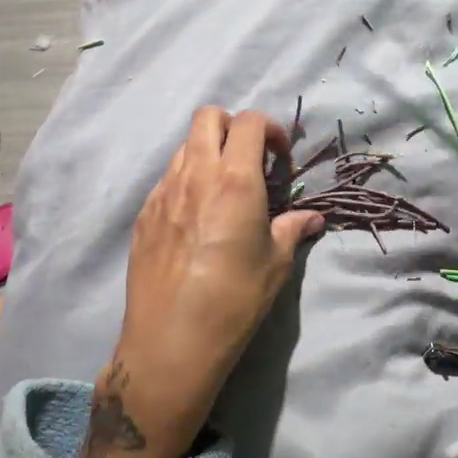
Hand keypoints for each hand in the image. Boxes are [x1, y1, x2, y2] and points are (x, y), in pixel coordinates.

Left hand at [82, 107, 323, 457]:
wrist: (171, 341)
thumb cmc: (234, 299)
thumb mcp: (275, 263)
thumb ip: (292, 228)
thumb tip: (312, 218)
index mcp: (234, 179)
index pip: (250, 121)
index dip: (270, 129)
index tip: (279, 159)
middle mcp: (196, 173)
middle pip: (208, 116)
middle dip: (233, 126)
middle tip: (249, 161)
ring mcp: (164, 191)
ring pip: (184, 146)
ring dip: (208, 153)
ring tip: (223, 192)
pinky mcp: (144, 214)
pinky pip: (167, 179)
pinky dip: (186, 182)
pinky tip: (196, 220)